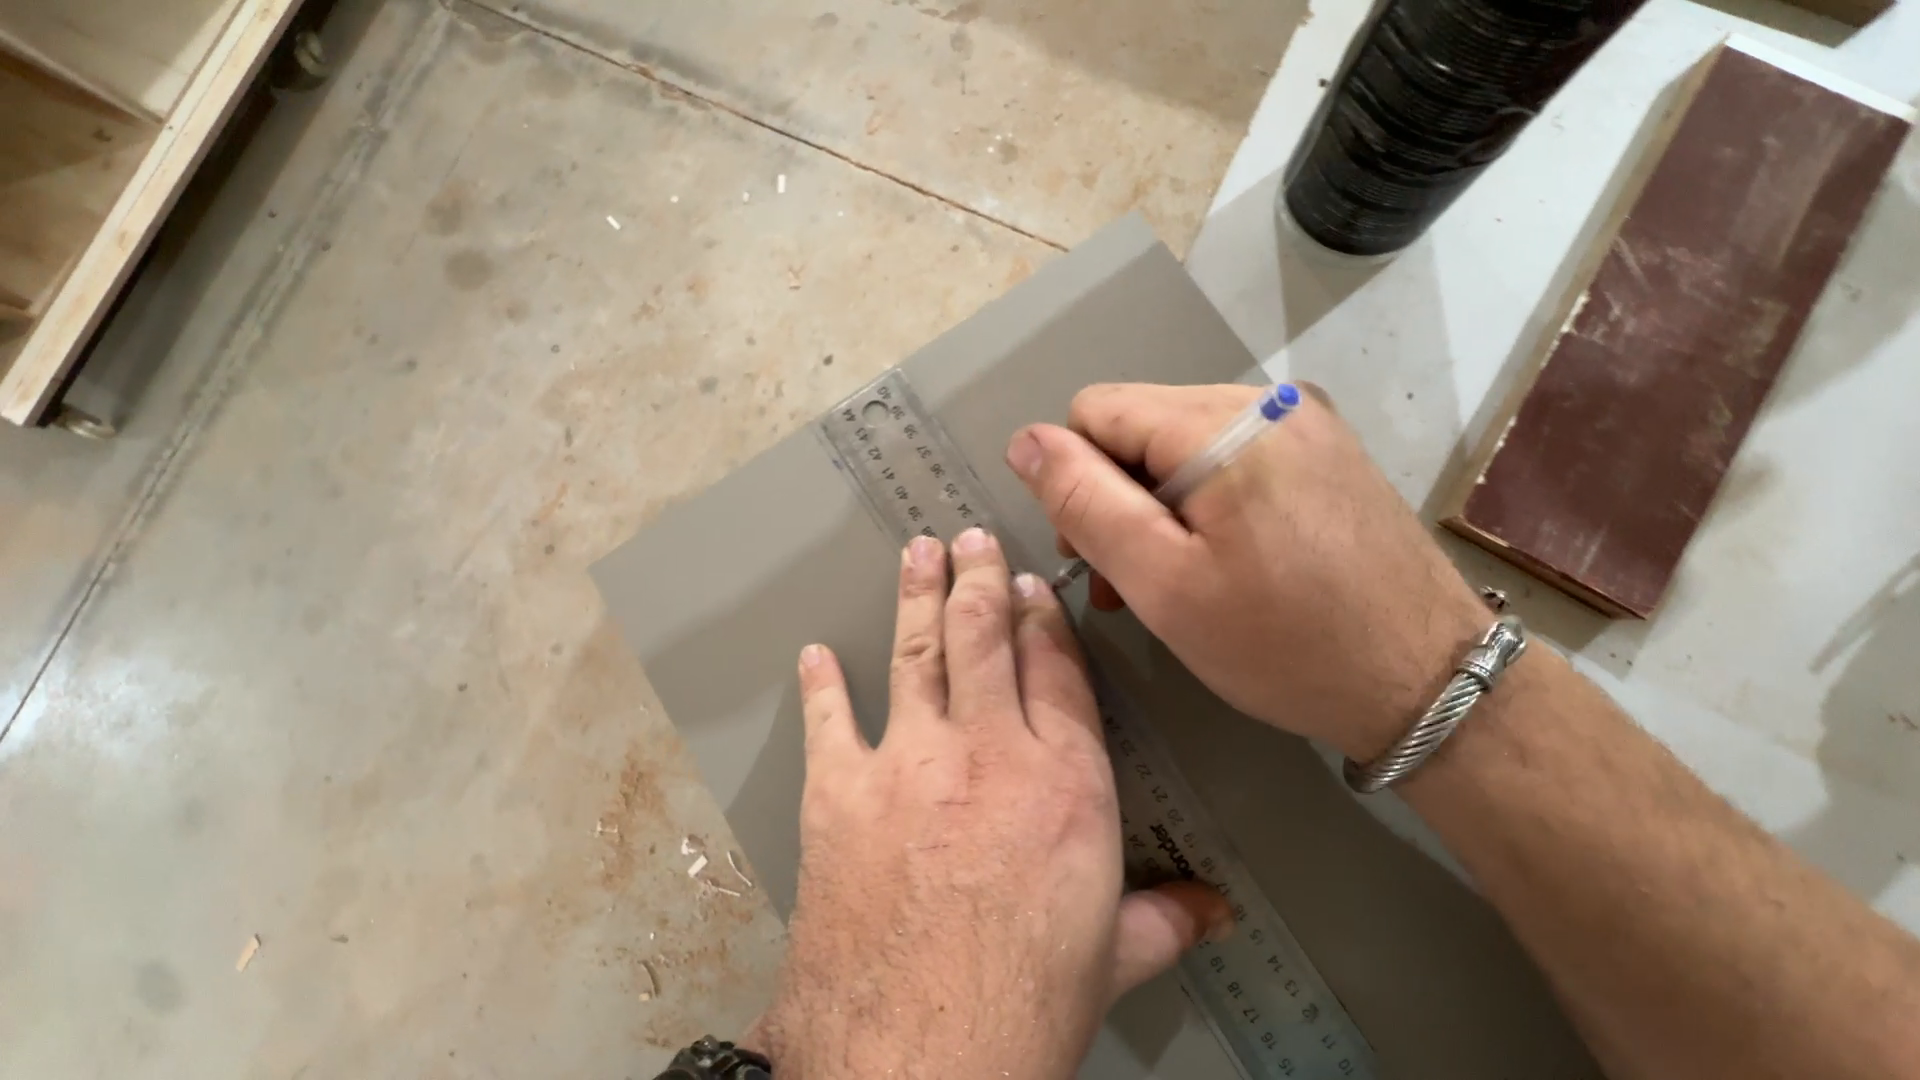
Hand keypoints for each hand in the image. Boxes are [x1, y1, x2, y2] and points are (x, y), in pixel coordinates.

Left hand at [749, 528, 1229, 1078]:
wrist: (920, 1056)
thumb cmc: (1025, 1004)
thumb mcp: (1112, 958)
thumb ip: (1163, 919)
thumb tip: (1215, 913)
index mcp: (1062, 783)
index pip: (1056, 672)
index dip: (1044, 621)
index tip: (1034, 586)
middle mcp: (987, 753)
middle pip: (985, 639)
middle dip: (980, 579)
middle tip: (972, 540)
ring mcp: (908, 764)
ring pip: (917, 653)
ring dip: (918, 596)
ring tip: (917, 553)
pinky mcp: (841, 794)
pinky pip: (829, 720)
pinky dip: (821, 685)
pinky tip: (815, 655)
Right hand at [1005, 383, 1489, 760]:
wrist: (1429, 682)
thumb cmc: (1284, 644)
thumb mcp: (1163, 582)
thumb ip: (1084, 502)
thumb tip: (1025, 440)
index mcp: (1222, 423)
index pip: (1094, 412)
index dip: (1076, 483)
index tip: (1098, 557)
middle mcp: (1267, 400)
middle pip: (1139, 426)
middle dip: (1115, 498)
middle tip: (1130, 583)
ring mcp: (1305, 423)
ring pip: (1181, 446)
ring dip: (1157, 508)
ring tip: (1172, 583)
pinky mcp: (1325, 453)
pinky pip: (1231, 461)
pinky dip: (1205, 506)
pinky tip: (1221, 562)